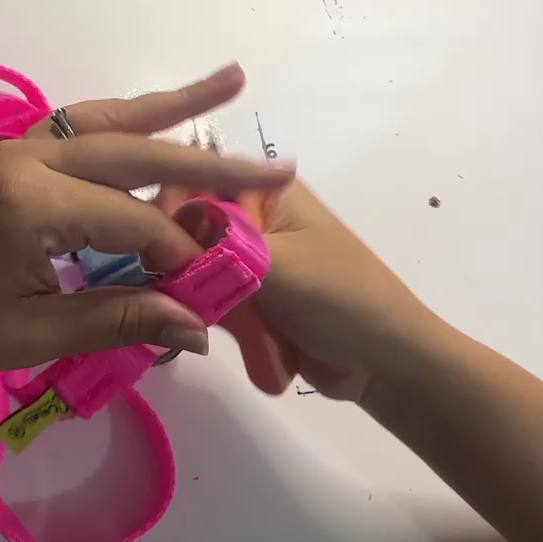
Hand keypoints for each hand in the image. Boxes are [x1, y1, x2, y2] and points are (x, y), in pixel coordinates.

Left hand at [0, 66, 292, 392]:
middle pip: (135, 149)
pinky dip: (128, 120)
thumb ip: (121, 319)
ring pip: (110, 119)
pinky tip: (159, 117)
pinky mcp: (14, 152)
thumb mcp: (33, 336)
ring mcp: (18, 146)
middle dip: (210, 160)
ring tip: (230, 82)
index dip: (182, 254)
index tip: (220, 282)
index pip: (135, 221)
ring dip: (171, 107)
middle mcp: (28, 156)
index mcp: (30, 203)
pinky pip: (83, 127)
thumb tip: (201, 326)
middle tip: (279, 164)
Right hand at [166, 182, 438, 401]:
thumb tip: (156, 233)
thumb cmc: (340, 298)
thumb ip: (214, 246)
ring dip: (204, 300)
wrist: (386, 366)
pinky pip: (209, 300)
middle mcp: (250, 218)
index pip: (195, 175)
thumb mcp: (275, 264)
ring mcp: (246, 261)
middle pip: (187, 225)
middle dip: (185, 263)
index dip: (170, 204)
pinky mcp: (245, 299)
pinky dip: (215, 321)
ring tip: (213, 325)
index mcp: (264, 190)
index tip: (159, 242)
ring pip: (193, 268)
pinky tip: (226, 338)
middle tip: (181, 292)